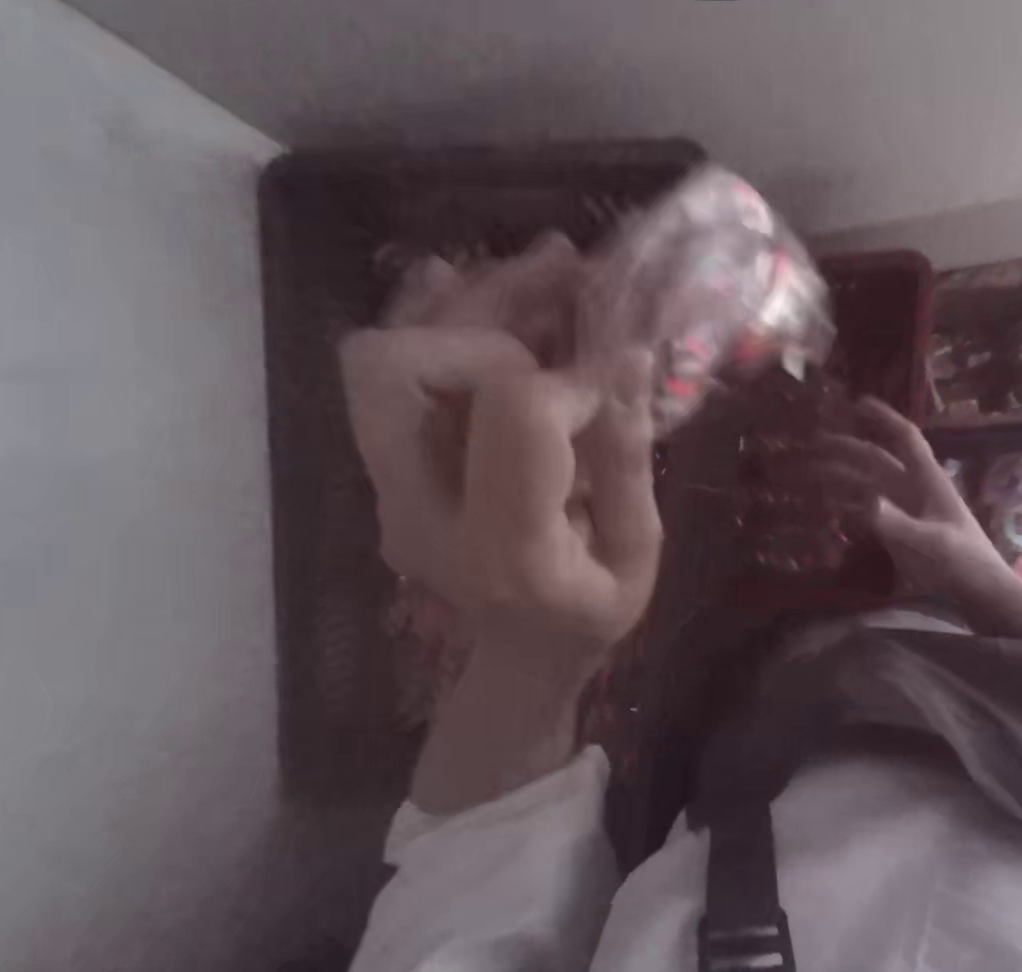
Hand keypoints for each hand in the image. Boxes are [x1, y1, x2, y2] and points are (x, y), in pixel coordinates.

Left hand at [343, 251, 660, 685]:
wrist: (518, 655)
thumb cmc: (590, 615)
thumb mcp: (638, 553)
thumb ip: (629, 460)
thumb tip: (626, 357)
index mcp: (508, 548)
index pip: (516, 413)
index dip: (575, 373)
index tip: (618, 370)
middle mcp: (421, 514)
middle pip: (398, 368)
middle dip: (488, 317)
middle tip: (563, 287)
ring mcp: (388, 494)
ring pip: (382, 357)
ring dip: (465, 300)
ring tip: (543, 266)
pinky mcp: (385, 474)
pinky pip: (384, 378)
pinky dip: (429, 320)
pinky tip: (467, 282)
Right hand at [812, 397, 1016, 601]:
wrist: (977, 594)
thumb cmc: (963, 563)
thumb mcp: (932, 543)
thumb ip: (898, 523)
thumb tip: (867, 501)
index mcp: (928, 481)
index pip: (905, 440)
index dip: (884, 418)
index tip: (857, 403)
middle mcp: (911, 490)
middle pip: (875, 460)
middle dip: (846, 449)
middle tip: (812, 443)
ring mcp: (901, 511)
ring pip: (865, 485)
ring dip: (838, 478)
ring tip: (807, 476)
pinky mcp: (893, 533)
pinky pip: (863, 513)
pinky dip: (843, 508)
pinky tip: (821, 510)